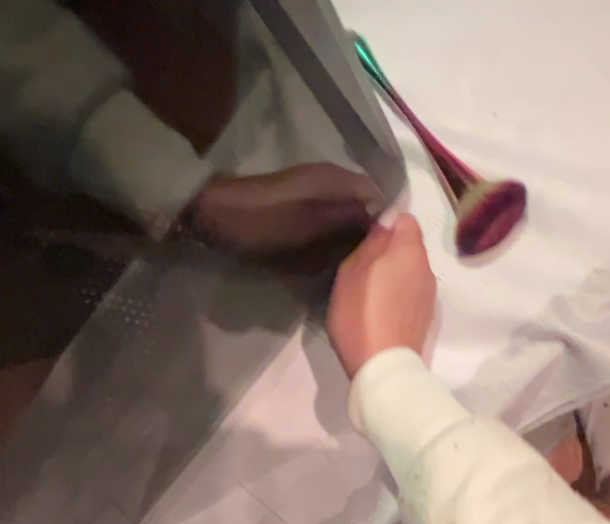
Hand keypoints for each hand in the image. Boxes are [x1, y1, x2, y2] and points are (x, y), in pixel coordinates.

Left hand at [185, 164, 378, 254]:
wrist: (218, 215)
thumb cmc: (266, 224)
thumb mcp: (311, 226)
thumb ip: (349, 218)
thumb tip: (385, 216)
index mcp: (336, 179)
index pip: (379, 193)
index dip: (388, 220)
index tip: (391, 249)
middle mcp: (331, 177)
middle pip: (365, 201)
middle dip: (371, 227)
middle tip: (374, 259)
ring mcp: (315, 186)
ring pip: (349, 209)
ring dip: (352, 232)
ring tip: (356, 258)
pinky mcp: (301, 199)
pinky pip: (331, 215)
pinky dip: (334, 232)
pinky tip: (332, 251)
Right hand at [327, 214, 435, 377]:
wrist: (384, 366)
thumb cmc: (361, 316)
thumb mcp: (350, 274)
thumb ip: (369, 246)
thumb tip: (383, 229)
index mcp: (409, 251)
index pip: (407, 220)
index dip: (389, 225)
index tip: (370, 239)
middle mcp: (427, 269)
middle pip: (411, 248)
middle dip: (392, 252)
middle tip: (365, 267)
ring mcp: (430, 295)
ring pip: (412, 272)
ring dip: (396, 275)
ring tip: (372, 292)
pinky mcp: (427, 317)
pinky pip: (413, 294)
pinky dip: (401, 295)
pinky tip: (383, 310)